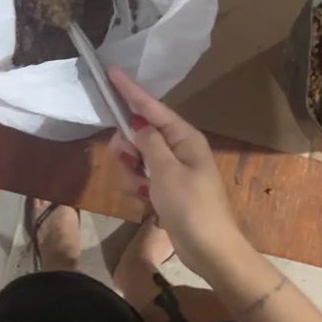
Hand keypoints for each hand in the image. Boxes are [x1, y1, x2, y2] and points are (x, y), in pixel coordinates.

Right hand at [106, 68, 248, 277]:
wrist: (209, 249)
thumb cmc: (191, 207)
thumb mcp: (166, 172)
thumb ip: (148, 143)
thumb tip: (138, 123)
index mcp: (184, 138)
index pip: (152, 108)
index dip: (131, 91)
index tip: (111, 72)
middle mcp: (178, 148)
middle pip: (140, 133)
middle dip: (128, 147)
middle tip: (131, 163)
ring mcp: (172, 170)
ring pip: (136, 156)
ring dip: (131, 171)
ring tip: (141, 189)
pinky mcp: (165, 189)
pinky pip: (140, 176)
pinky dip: (137, 186)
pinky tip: (144, 200)